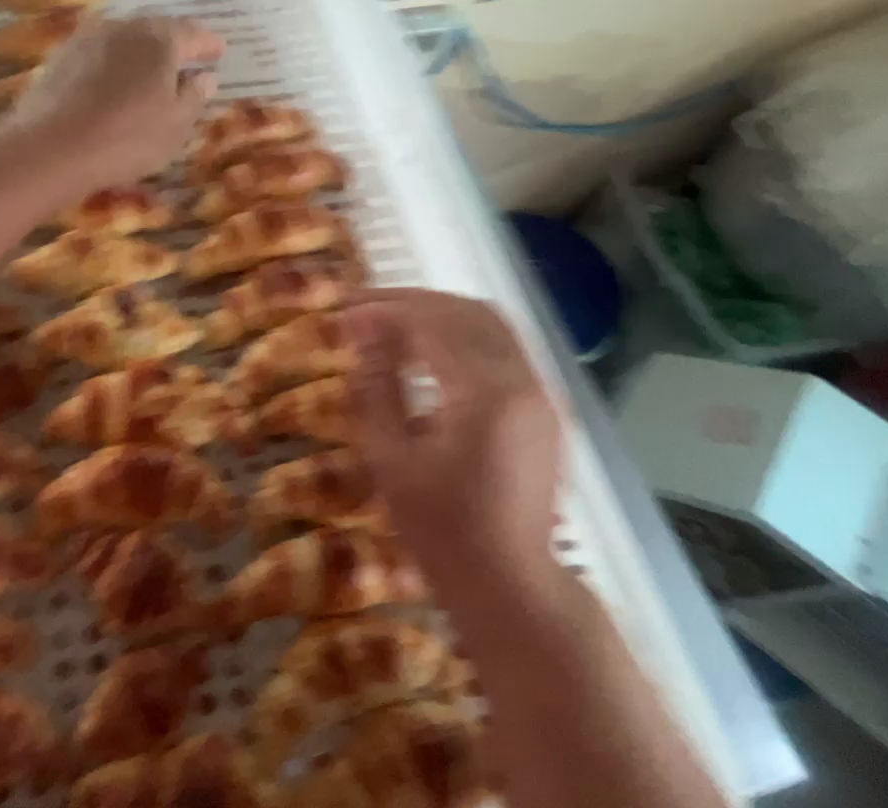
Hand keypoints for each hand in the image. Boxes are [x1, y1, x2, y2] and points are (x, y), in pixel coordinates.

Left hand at [10, 16, 224, 189]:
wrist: (51, 147)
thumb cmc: (127, 139)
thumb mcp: (175, 126)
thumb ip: (194, 97)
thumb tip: (206, 77)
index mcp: (160, 40)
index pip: (192, 33)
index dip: (208, 44)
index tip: (219, 51)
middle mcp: (124, 28)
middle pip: (156, 30)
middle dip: (173, 43)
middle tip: (185, 59)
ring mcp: (88, 39)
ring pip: (124, 39)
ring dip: (139, 52)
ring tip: (148, 72)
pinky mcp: (60, 57)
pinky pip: (97, 54)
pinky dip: (112, 64)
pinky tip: (112, 82)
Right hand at [344, 289, 564, 585]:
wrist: (509, 584)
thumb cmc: (441, 530)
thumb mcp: (391, 460)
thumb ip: (375, 388)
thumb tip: (362, 332)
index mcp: (485, 393)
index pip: (432, 323)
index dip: (384, 310)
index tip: (343, 312)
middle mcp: (523, 380)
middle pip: (466, 311)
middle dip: (412, 303)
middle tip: (364, 310)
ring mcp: (541, 393)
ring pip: (490, 325)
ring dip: (440, 315)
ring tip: (391, 327)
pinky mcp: (544, 408)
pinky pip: (503, 349)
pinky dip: (463, 338)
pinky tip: (429, 357)